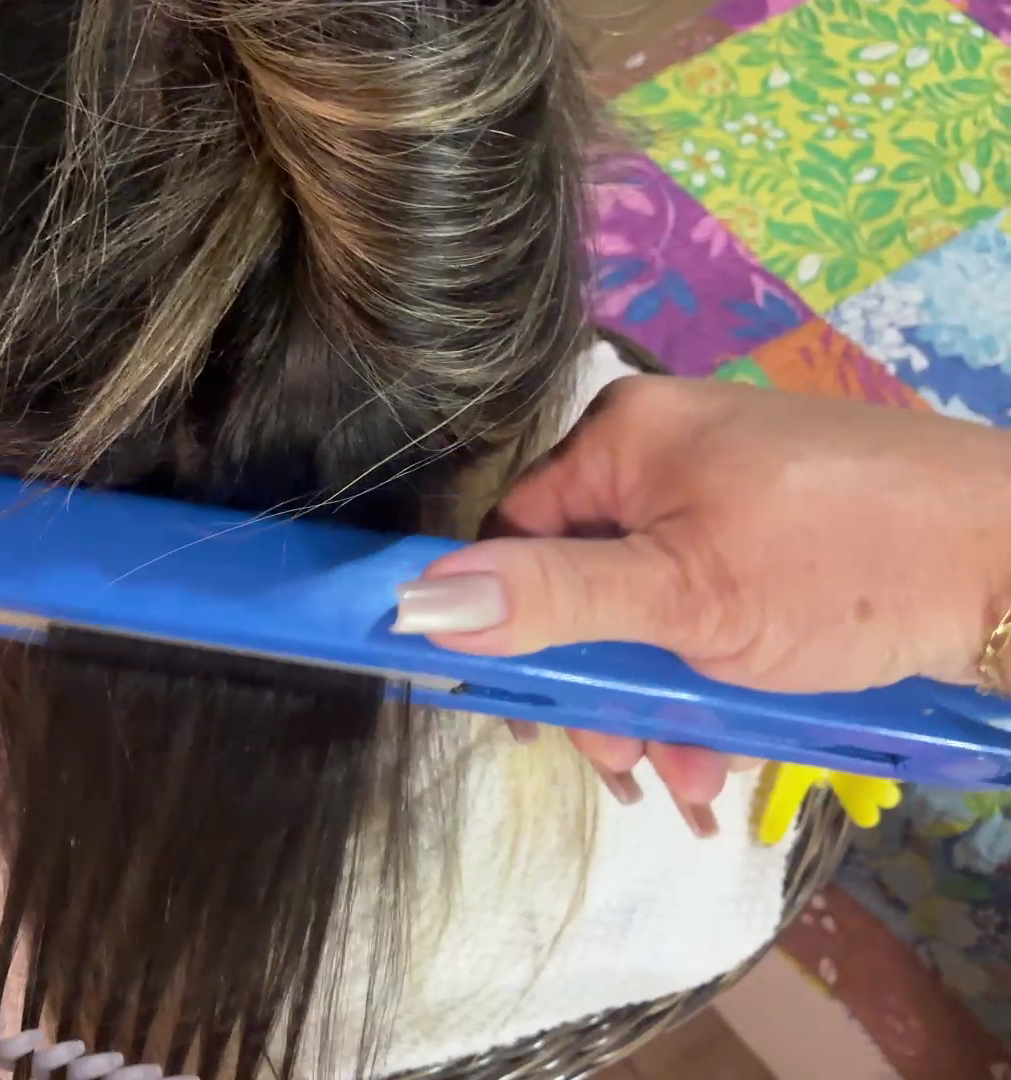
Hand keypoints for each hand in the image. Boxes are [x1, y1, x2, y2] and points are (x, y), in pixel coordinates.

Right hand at [394, 377, 1010, 819]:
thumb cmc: (858, 569)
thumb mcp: (684, 597)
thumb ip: (546, 600)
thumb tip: (415, 604)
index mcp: (619, 439)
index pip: (513, 535)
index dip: (504, 622)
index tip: (520, 703)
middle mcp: (655, 454)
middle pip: (573, 579)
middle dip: (591, 679)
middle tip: (617, 757)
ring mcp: (713, 491)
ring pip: (633, 603)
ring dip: (644, 695)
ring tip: (683, 772)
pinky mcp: (763, 531)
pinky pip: (691, 603)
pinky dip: (694, 674)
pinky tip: (717, 739)